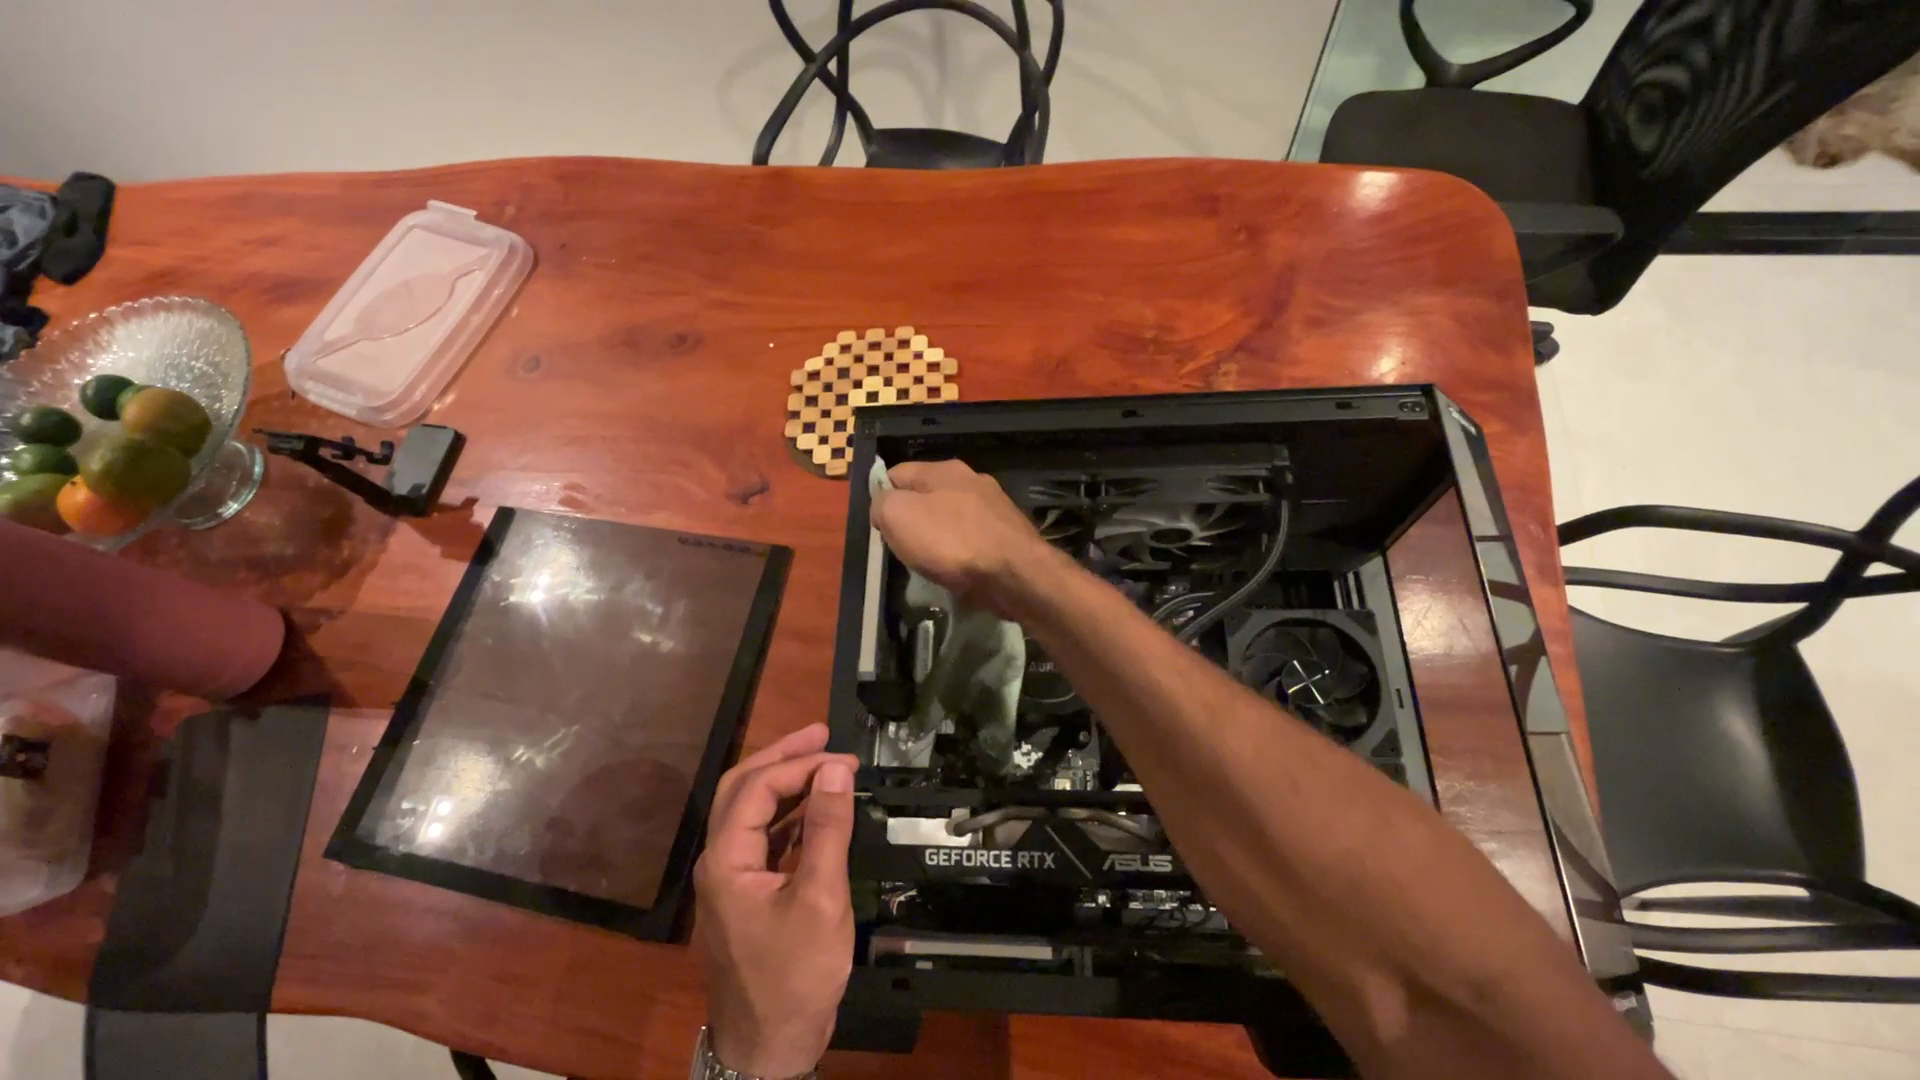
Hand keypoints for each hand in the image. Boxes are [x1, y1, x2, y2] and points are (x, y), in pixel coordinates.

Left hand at [695, 723, 858, 1078]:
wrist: (768, 1047)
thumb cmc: (794, 974)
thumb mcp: (819, 899)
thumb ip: (827, 830)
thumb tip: (836, 769)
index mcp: (727, 858)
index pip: (758, 788)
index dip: (801, 765)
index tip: (845, 758)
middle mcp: (720, 860)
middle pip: (743, 790)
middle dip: (782, 757)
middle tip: (823, 734)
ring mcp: (731, 879)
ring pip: (752, 813)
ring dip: (787, 784)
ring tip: (826, 763)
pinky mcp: (748, 895)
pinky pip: (765, 841)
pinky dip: (791, 817)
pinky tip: (819, 811)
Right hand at [870, 460, 1059, 618]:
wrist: (1014, 574)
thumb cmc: (951, 540)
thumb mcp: (897, 515)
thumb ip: (882, 504)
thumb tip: (883, 507)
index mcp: (943, 469)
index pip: (897, 473)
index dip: (881, 497)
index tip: (878, 527)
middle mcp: (972, 480)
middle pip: (927, 496)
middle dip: (912, 519)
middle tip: (902, 547)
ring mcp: (994, 508)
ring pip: (951, 519)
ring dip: (938, 538)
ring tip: (930, 563)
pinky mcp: (1008, 536)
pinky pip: (973, 541)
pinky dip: (962, 554)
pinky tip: (958, 571)